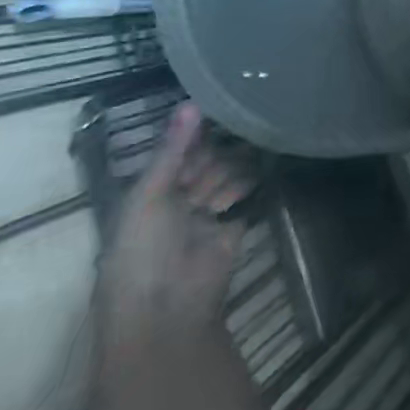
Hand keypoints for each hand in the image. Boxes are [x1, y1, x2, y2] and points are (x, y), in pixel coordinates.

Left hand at [99, 104, 254, 335]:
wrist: (166, 308)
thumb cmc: (143, 248)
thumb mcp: (150, 193)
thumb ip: (174, 149)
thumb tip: (192, 101)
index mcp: (147, 194)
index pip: (174, 155)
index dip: (191, 134)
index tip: (217, 103)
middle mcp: (176, 203)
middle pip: (201, 166)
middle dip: (218, 147)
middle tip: (244, 116)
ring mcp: (204, 217)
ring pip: (223, 180)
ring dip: (236, 163)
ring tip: (258, 134)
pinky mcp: (231, 230)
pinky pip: (243, 199)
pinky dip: (251, 183)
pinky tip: (266, 161)